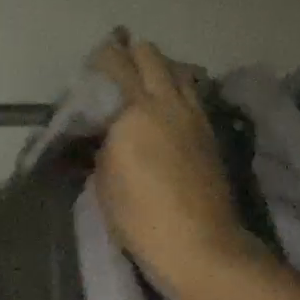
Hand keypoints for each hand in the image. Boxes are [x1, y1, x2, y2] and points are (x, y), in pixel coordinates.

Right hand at [90, 31, 258, 296]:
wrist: (199, 245)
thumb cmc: (140, 218)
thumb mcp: (104, 182)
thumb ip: (102, 145)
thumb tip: (102, 130)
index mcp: (134, 110)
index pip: (115, 65)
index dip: (100, 59)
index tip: (89, 65)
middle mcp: (167, 101)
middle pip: (151, 57)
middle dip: (131, 54)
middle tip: (115, 65)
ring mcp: (194, 114)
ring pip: (178, 70)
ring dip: (159, 68)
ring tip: (145, 81)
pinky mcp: (210, 132)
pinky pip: (192, 94)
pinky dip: (177, 88)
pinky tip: (168, 104)